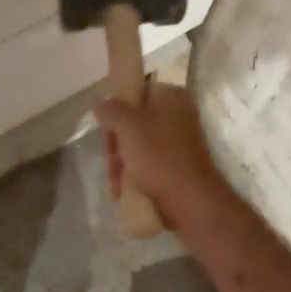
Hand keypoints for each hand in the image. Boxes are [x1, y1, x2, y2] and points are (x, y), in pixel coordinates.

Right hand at [93, 84, 233, 227]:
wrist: (189, 199)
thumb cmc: (158, 156)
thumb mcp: (128, 126)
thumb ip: (110, 109)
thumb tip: (100, 103)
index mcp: (171, 96)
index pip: (136, 91)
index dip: (116, 110)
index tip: (106, 129)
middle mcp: (177, 114)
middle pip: (133, 122)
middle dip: (116, 145)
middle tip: (112, 162)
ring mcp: (178, 141)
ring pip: (137, 145)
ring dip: (121, 163)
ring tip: (116, 184)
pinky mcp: (175, 164)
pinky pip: (147, 163)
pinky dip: (134, 174)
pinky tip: (123, 190)